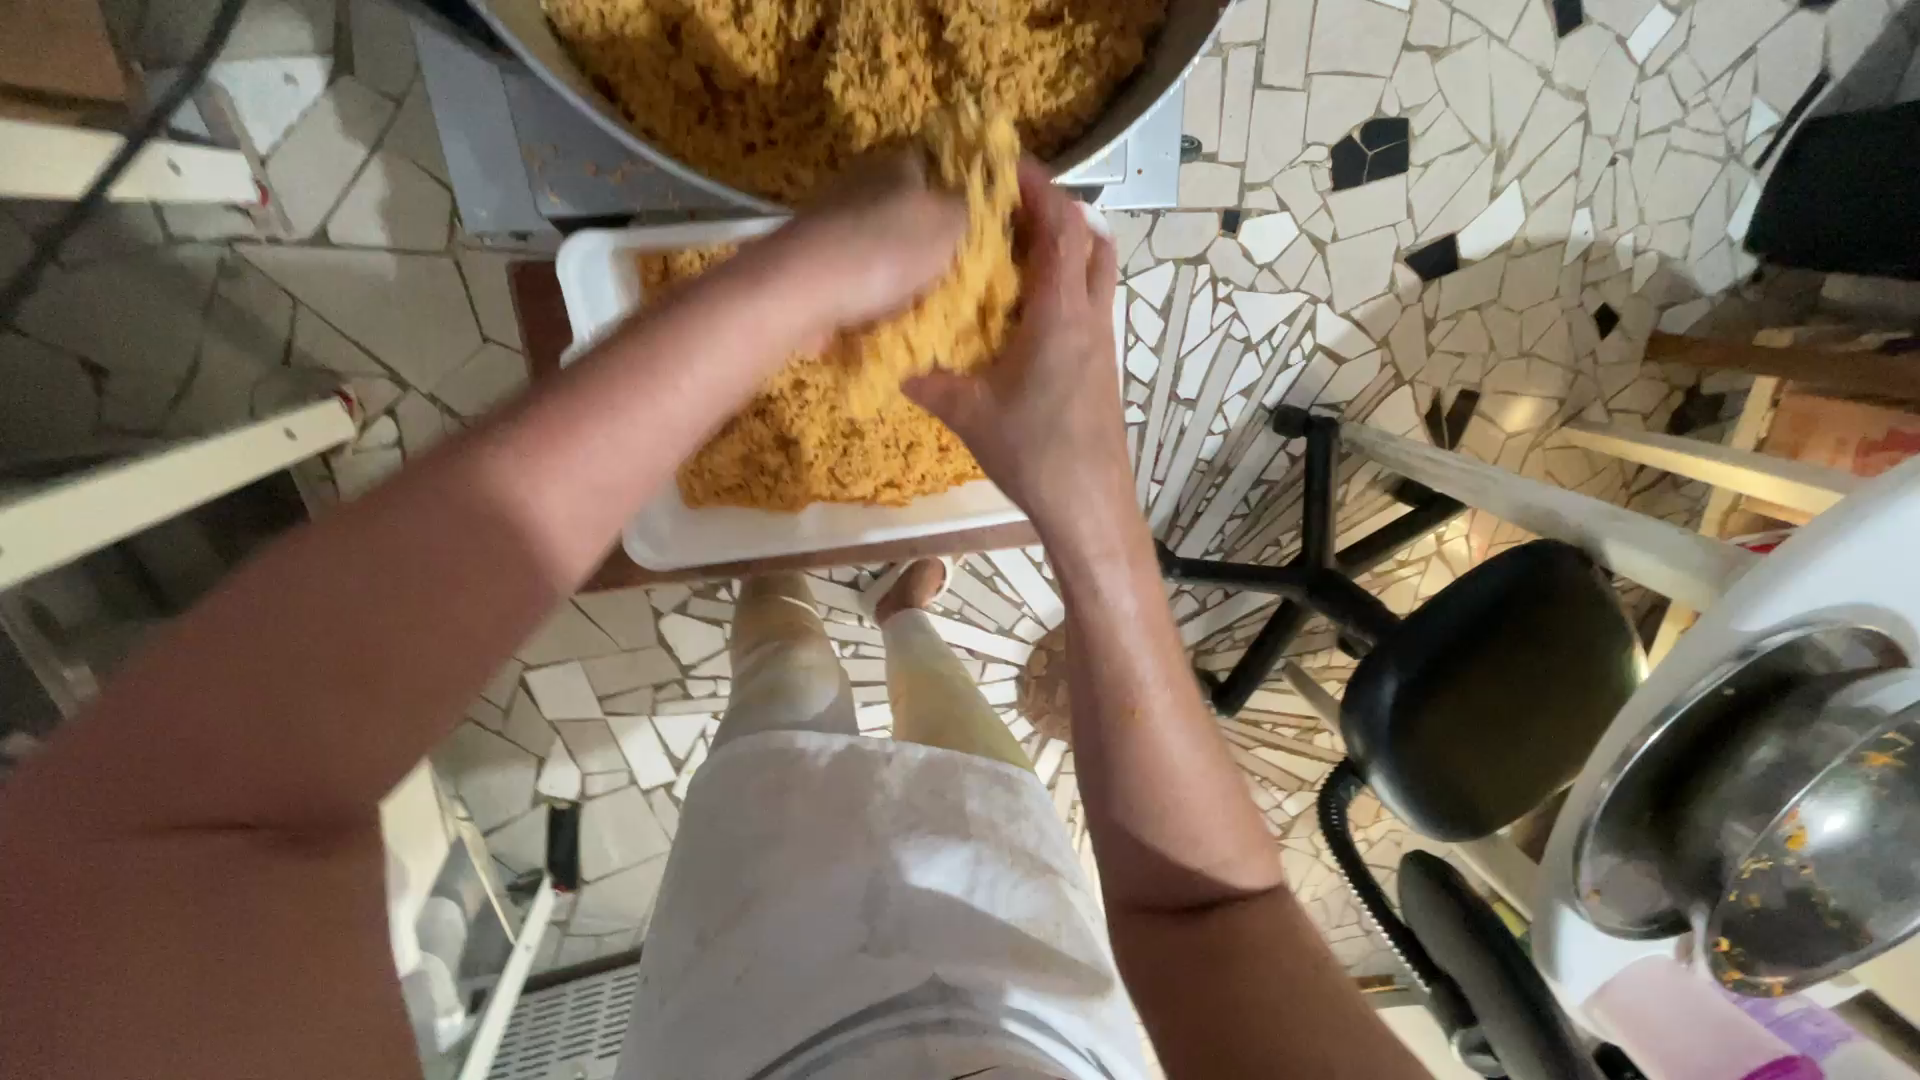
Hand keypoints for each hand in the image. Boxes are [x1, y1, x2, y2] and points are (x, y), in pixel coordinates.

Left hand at [750, 154, 968, 340]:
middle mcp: (862, 186)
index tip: (978, 228)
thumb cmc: (884, 251)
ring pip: (884, 248)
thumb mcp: (949, 222)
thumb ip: (970, 208)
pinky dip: (875, 297)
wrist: (802, 291)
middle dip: (931, 241)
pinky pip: (859, 279)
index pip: (936, 163)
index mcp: (897, 164)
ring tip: (926, 305)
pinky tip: (889, 318)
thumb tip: (975, 202)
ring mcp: (835, 226)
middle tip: (957, 275)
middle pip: (909, 211)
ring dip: (903, 274)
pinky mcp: (817, 265)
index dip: (959, 192)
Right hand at [905, 159, 1135, 549]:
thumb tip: (888, 362)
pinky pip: (1090, 304)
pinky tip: (1029, 312)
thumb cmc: (1035, 453)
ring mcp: (1103, 342)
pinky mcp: (1102, 366)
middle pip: (1090, 239)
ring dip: (1067, 248)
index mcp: (1061, 314)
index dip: (1039, 188)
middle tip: (1009, 209)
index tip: (1006, 168)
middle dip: (1055, 211)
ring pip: (1096, 272)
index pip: (1061, 228)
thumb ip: (928, 382)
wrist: (1089, 504)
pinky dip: (1066, 286)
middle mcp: (1090, 317)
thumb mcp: (970, 414)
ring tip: (1018, 252)